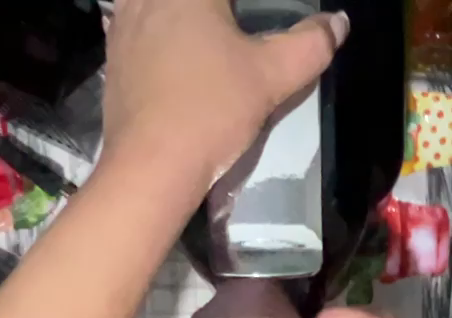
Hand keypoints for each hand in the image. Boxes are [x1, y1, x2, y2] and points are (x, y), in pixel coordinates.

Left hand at [101, 0, 346, 181]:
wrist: (151, 166)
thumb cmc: (211, 112)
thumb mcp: (271, 79)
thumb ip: (309, 46)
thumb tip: (339, 22)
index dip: (241, 10)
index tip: (247, 20)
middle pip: (191, 1)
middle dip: (211, 12)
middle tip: (229, 24)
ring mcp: (123, 24)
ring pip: (153, 5)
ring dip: (175, 14)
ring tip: (201, 34)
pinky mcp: (112, 58)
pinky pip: (130, 24)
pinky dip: (149, 29)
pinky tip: (164, 47)